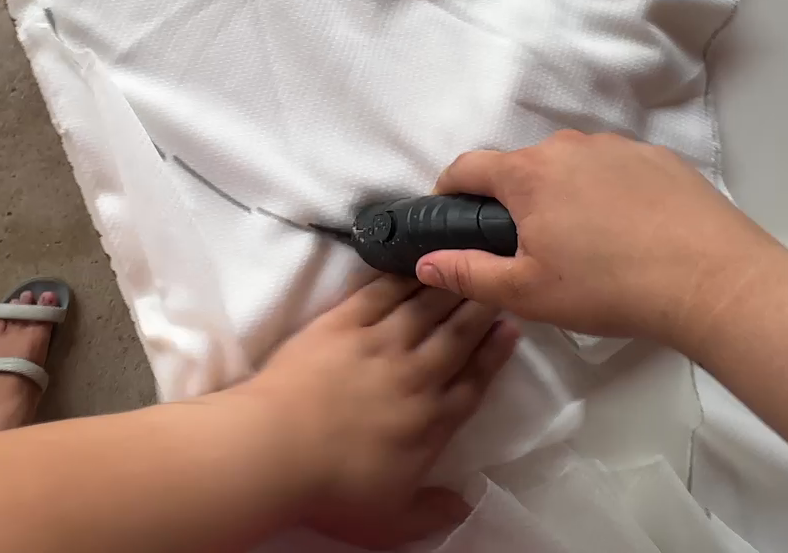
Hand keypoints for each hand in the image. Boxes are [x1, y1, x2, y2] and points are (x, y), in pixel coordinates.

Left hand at [228, 276, 516, 548]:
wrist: (276, 449)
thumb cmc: (331, 490)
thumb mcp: (392, 522)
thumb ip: (433, 511)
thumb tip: (465, 502)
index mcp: (429, 422)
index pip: (473, 382)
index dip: (494, 354)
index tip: (511, 328)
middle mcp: (412, 376)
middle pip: (455, 336)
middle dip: (478, 310)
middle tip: (493, 285)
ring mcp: (376, 343)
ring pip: (421, 308)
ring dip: (444, 288)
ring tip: (460, 270)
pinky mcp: (341, 322)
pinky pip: (377, 293)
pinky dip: (397, 278)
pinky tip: (410, 265)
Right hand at [414, 131, 787, 347]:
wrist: (719, 284)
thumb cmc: (611, 288)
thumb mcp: (528, 293)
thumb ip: (468, 273)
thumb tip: (423, 262)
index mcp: (527, 174)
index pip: (466, 167)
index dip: (448, 189)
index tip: (449, 215)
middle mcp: (564, 146)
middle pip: (519, 167)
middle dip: (512, 198)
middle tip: (528, 244)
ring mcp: (614, 147)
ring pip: (567, 165)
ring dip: (560, 191)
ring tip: (585, 239)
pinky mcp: (657, 157)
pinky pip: (612, 167)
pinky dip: (606, 189)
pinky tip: (629, 228)